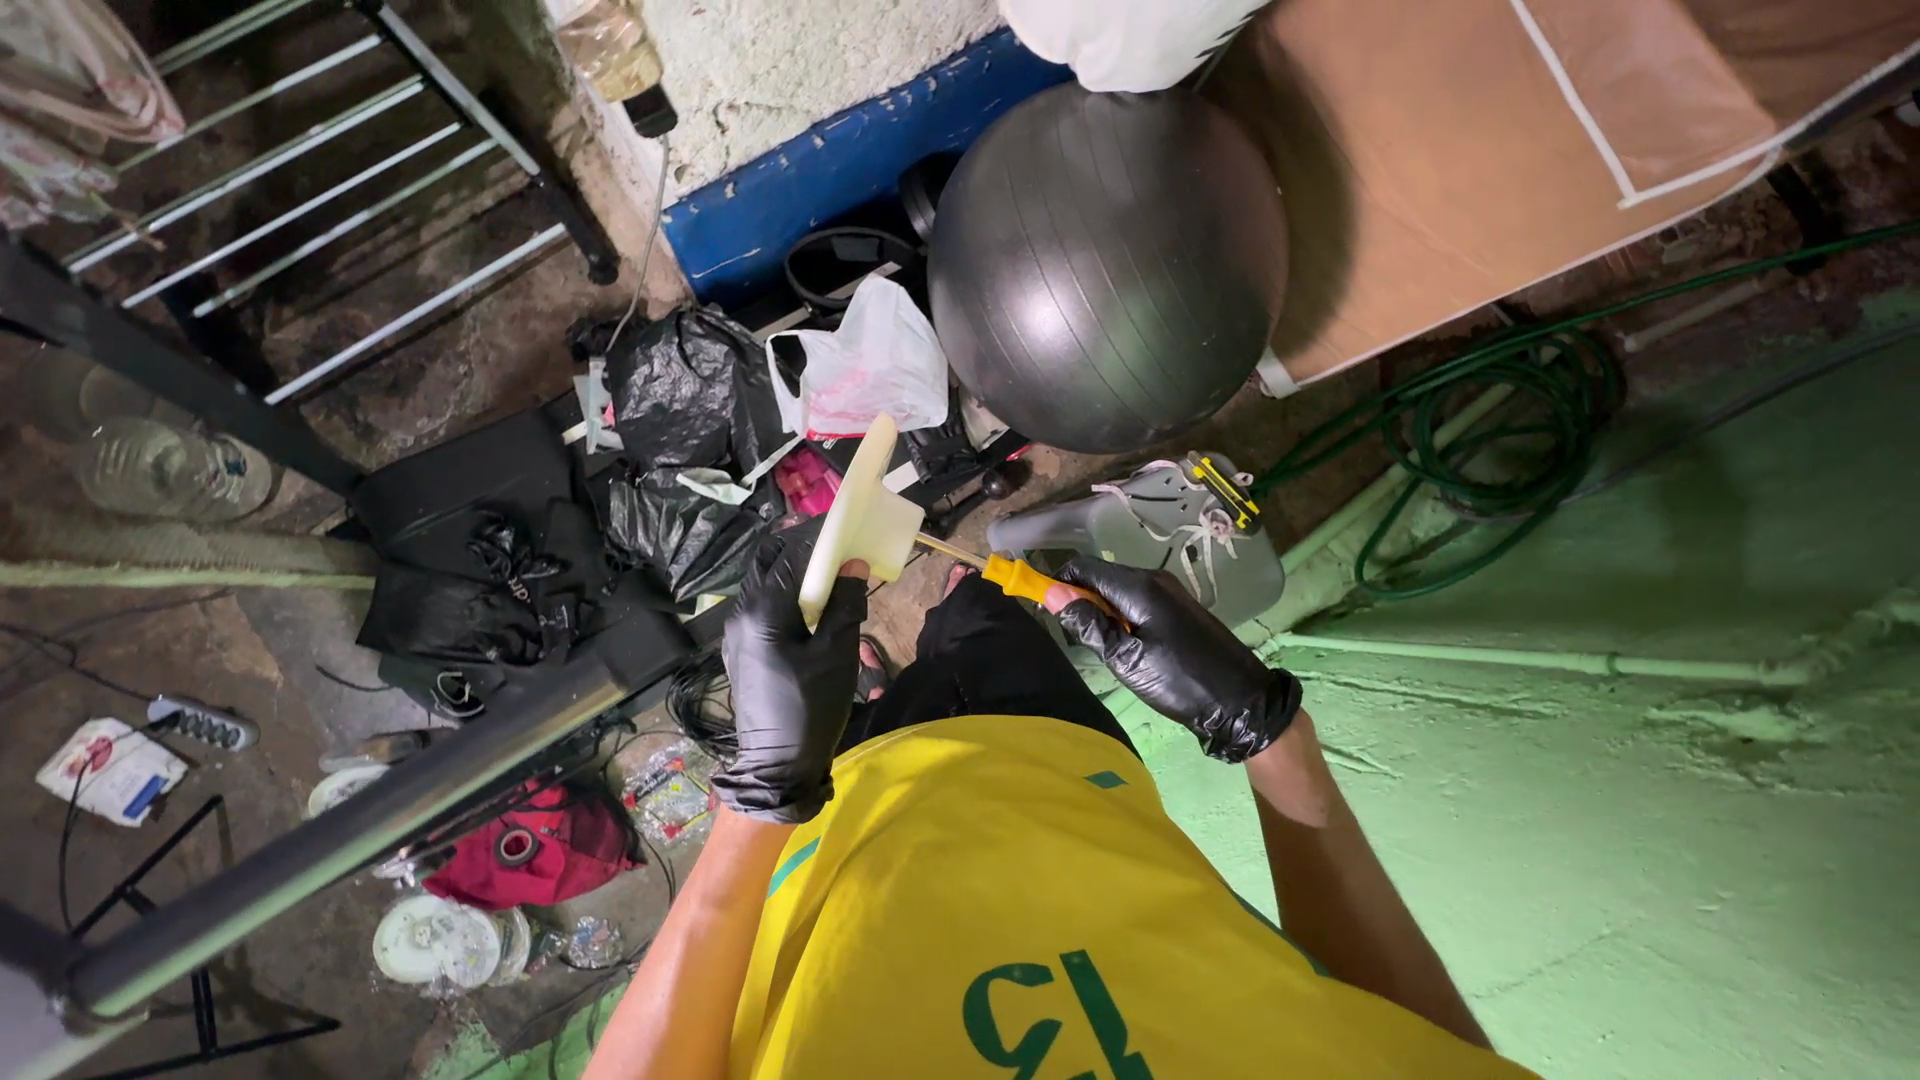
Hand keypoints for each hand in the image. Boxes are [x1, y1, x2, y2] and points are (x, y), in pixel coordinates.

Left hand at [713, 521, 867, 822]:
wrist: (777, 765)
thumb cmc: (811, 708)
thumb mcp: (837, 655)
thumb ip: (844, 604)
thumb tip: (852, 564)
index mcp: (763, 611)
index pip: (791, 555)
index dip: (818, 537)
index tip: (845, 527)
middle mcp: (741, 614)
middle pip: (766, 560)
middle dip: (799, 546)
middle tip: (834, 547)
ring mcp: (736, 633)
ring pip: (762, 583)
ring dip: (793, 571)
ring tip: (828, 577)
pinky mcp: (740, 649)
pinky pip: (761, 606)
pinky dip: (785, 594)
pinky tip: (811, 609)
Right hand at [1048, 558, 1301, 762]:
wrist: (1239, 700)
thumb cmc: (1179, 680)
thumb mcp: (1125, 658)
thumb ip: (1089, 624)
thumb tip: (1053, 594)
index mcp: (1139, 585)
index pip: (1084, 567)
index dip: (1059, 583)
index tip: (1047, 611)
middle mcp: (1153, 578)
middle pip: (1100, 575)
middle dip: (1079, 597)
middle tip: (1078, 637)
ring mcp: (1168, 591)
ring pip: (1117, 588)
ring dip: (1099, 609)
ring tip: (1102, 646)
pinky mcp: (1177, 607)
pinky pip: (1136, 599)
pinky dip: (1120, 615)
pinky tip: (1125, 644)